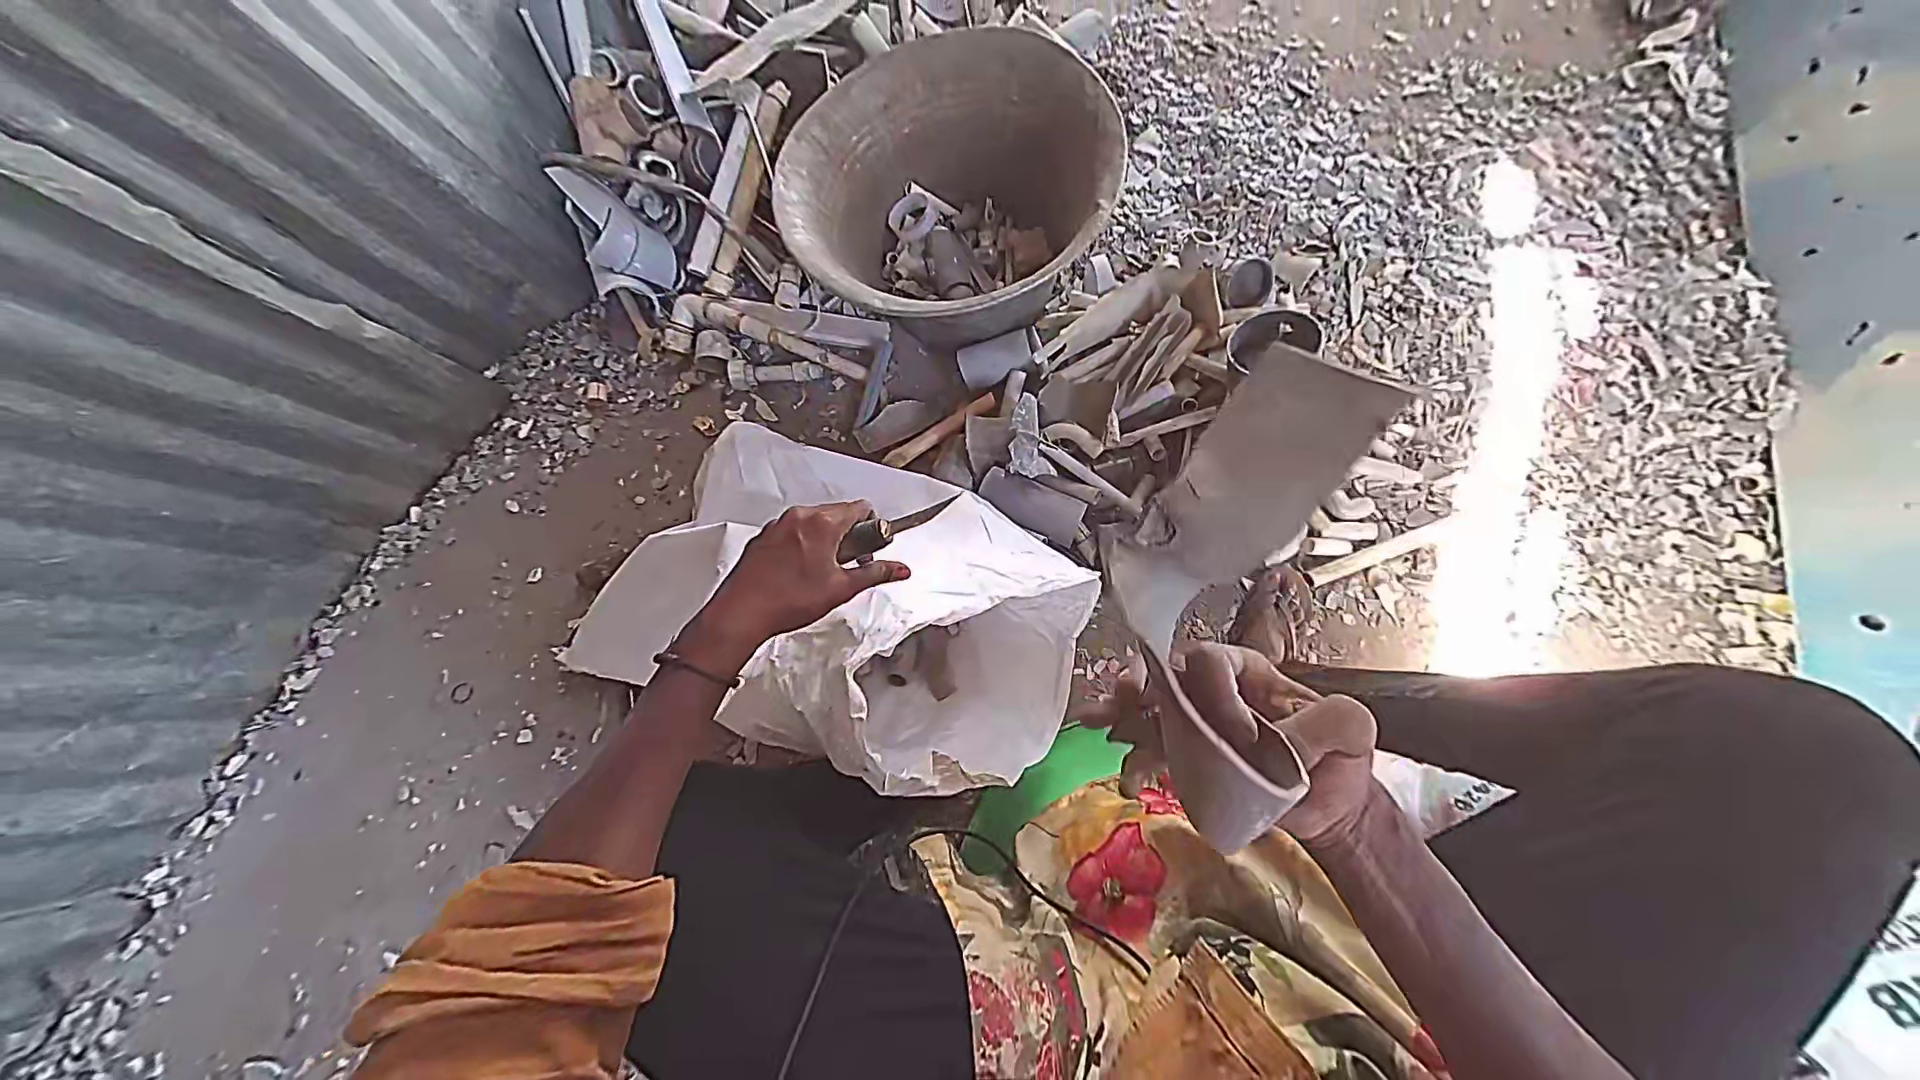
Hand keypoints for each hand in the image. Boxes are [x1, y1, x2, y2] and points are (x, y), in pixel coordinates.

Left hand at [675, 502, 909, 675]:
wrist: (742, 613)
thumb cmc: (787, 600)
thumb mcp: (841, 589)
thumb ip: (875, 573)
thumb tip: (900, 569)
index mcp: (822, 523)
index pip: (860, 508)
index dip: (871, 526)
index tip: (870, 547)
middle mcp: (799, 517)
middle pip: (837, 513)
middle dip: (849, 534)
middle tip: (849, 564)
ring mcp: (778, 525)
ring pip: (813, 522)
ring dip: (825, 539)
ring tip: (823, 572)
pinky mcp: (764, 537)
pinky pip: (792, 531)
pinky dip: (803, 544)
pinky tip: (800, 572)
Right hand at [1076, 642, 1381, 852]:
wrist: (1325, 809)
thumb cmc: (1335, 757)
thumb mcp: (1353, 729)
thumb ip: (1331, 721)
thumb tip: (1285, 743)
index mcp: (1244, 671)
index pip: (1211, 661)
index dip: (1215, 692)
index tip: (1240, 736)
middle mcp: (1210, 691)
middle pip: (1164, 674)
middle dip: (1139, 681)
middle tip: (1126, 694)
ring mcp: (1194, 725)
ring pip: (1147, 708)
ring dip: (1121, 712)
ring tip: (1102, 722)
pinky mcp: (1185, 759)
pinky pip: (1151, 751)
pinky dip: (1133, 758)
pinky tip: (1128, 775)